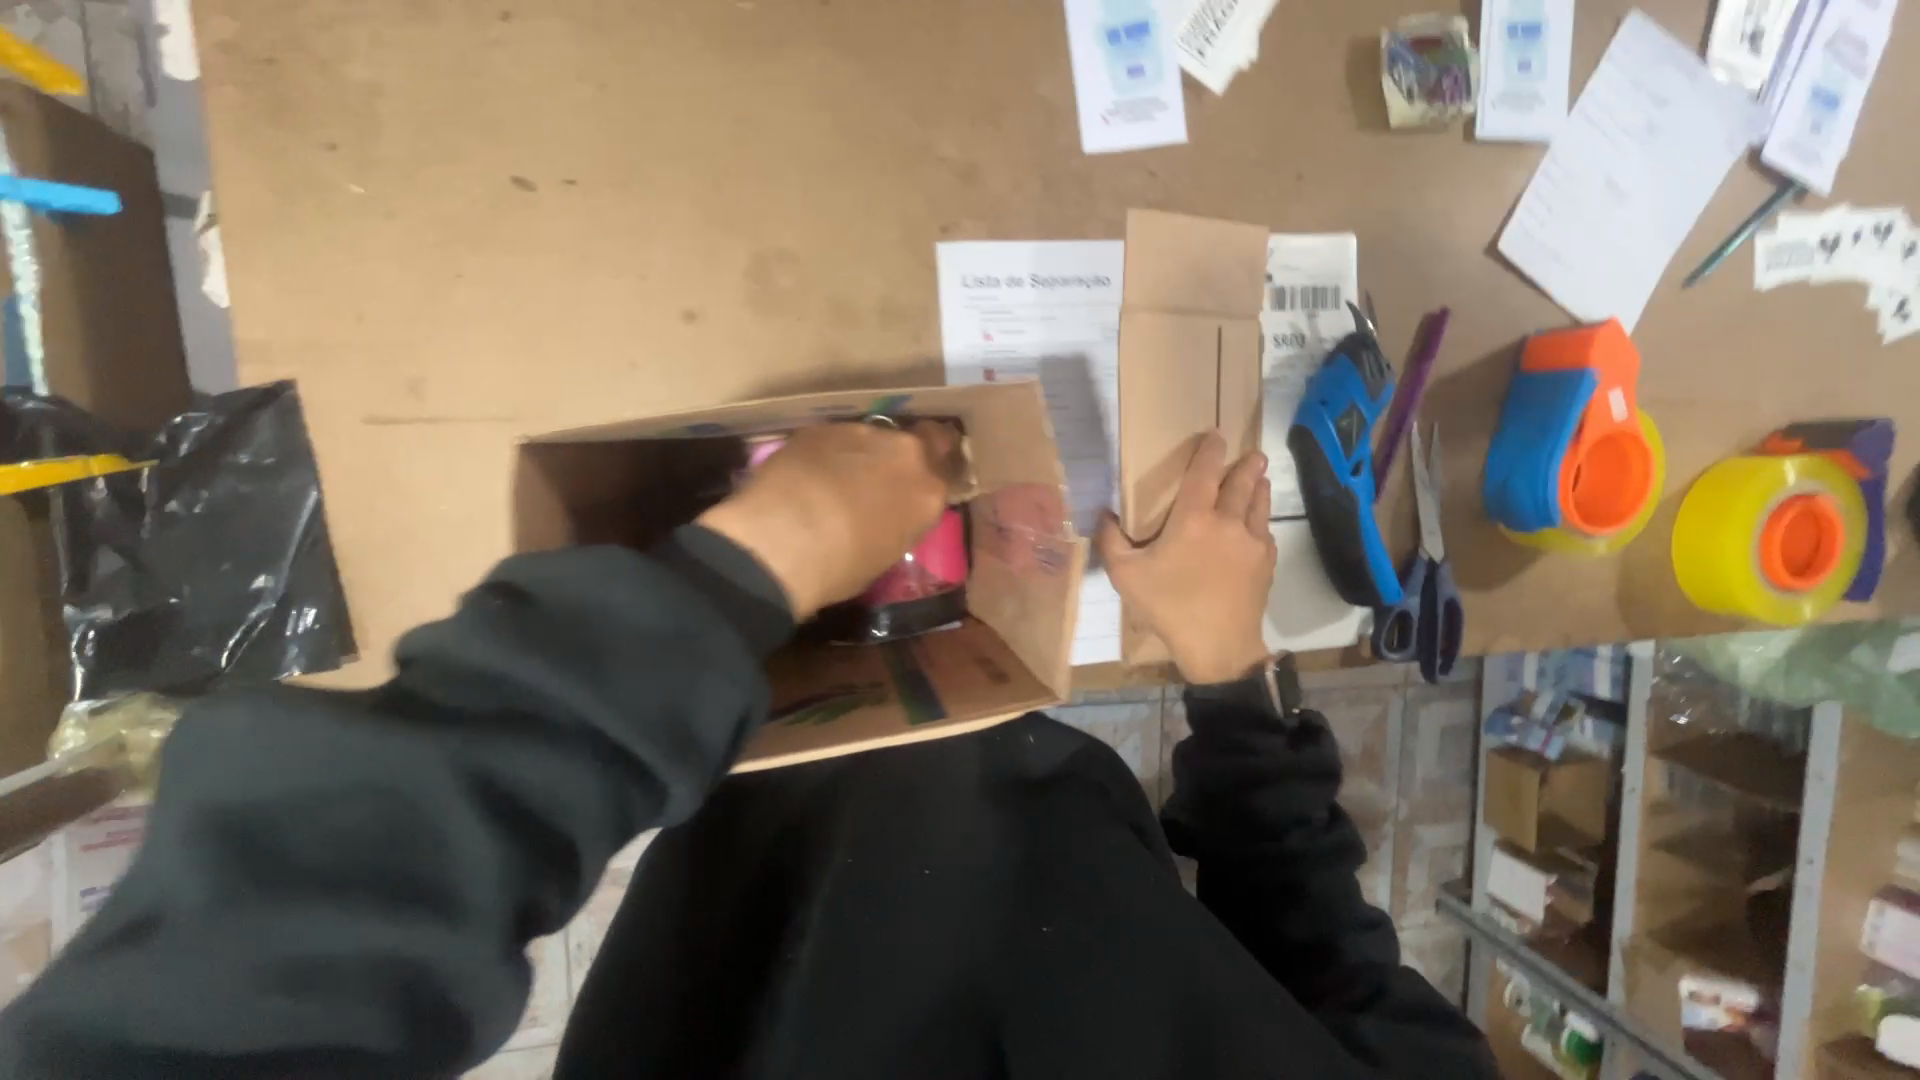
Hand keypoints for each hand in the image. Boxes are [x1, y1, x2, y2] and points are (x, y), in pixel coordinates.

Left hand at [698, 420, 950, 619]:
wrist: (784, 541)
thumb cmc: (841, 567)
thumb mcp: (886, 553)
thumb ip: (898, 521)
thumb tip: (885, 515)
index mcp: (929, 493)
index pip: (946, 470)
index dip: (932, 475)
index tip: (918, 485)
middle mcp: (905, 454)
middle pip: (919, 439)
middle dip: (904, 455)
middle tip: (882, 476)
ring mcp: (863, 434)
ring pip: (872, 437)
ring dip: (861, 454)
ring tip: (835, 479)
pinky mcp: (822, 427)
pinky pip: (833, 438)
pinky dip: (826, 453)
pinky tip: (806, 475)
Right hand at [1098, 432, 1275, 683]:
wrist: (1218, 645)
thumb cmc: (1168, 607)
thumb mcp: (1126, 576)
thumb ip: (1110, 542)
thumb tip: (1103, 515)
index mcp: (1192, 518)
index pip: (1204, 471)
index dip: (1210, 450)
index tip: (1216, 435)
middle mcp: (1228, 521)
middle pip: (1243, 481)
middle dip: (1247, 464)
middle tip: (1252, 454)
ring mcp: (1252, 541)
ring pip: (1260, 502)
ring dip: (1258, 487)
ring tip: (1259, 479)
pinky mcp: (1266, 562)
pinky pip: (1265, 531)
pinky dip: (1260, 521)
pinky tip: (1255, 527)